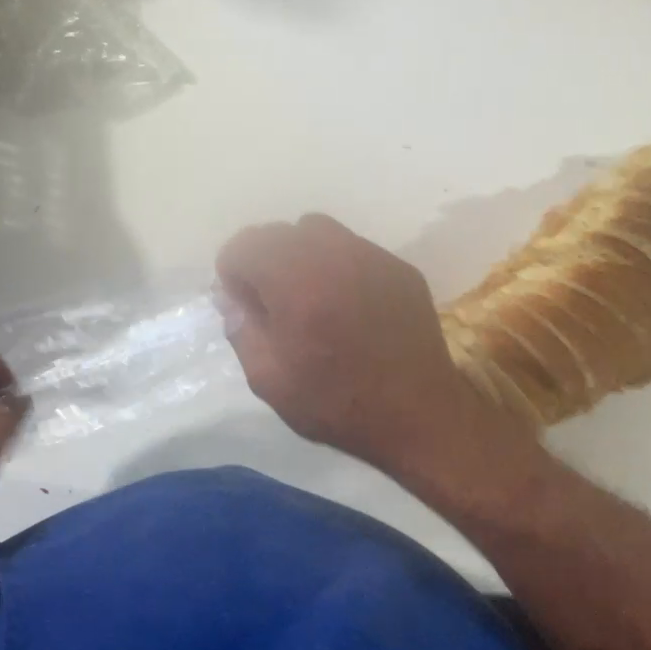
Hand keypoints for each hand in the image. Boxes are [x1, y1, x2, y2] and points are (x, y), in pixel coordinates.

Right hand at [216, 214, 528, 474]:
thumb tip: (230, 297)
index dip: (233, 274)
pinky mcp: (399, 267)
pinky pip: (352, 247)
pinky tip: (346, 305)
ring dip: (299, 255)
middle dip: (263, 262)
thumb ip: (240, 328)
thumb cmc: (336, 405)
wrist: (420, 419)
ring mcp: (371, 257)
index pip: (243, 245)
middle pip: (277, 232)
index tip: (245, 306)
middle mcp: (333, 257)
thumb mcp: (267, 379)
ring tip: (308, 296)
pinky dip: (336, 265)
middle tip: (273, 303)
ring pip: (316, 229)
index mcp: (296, 284)